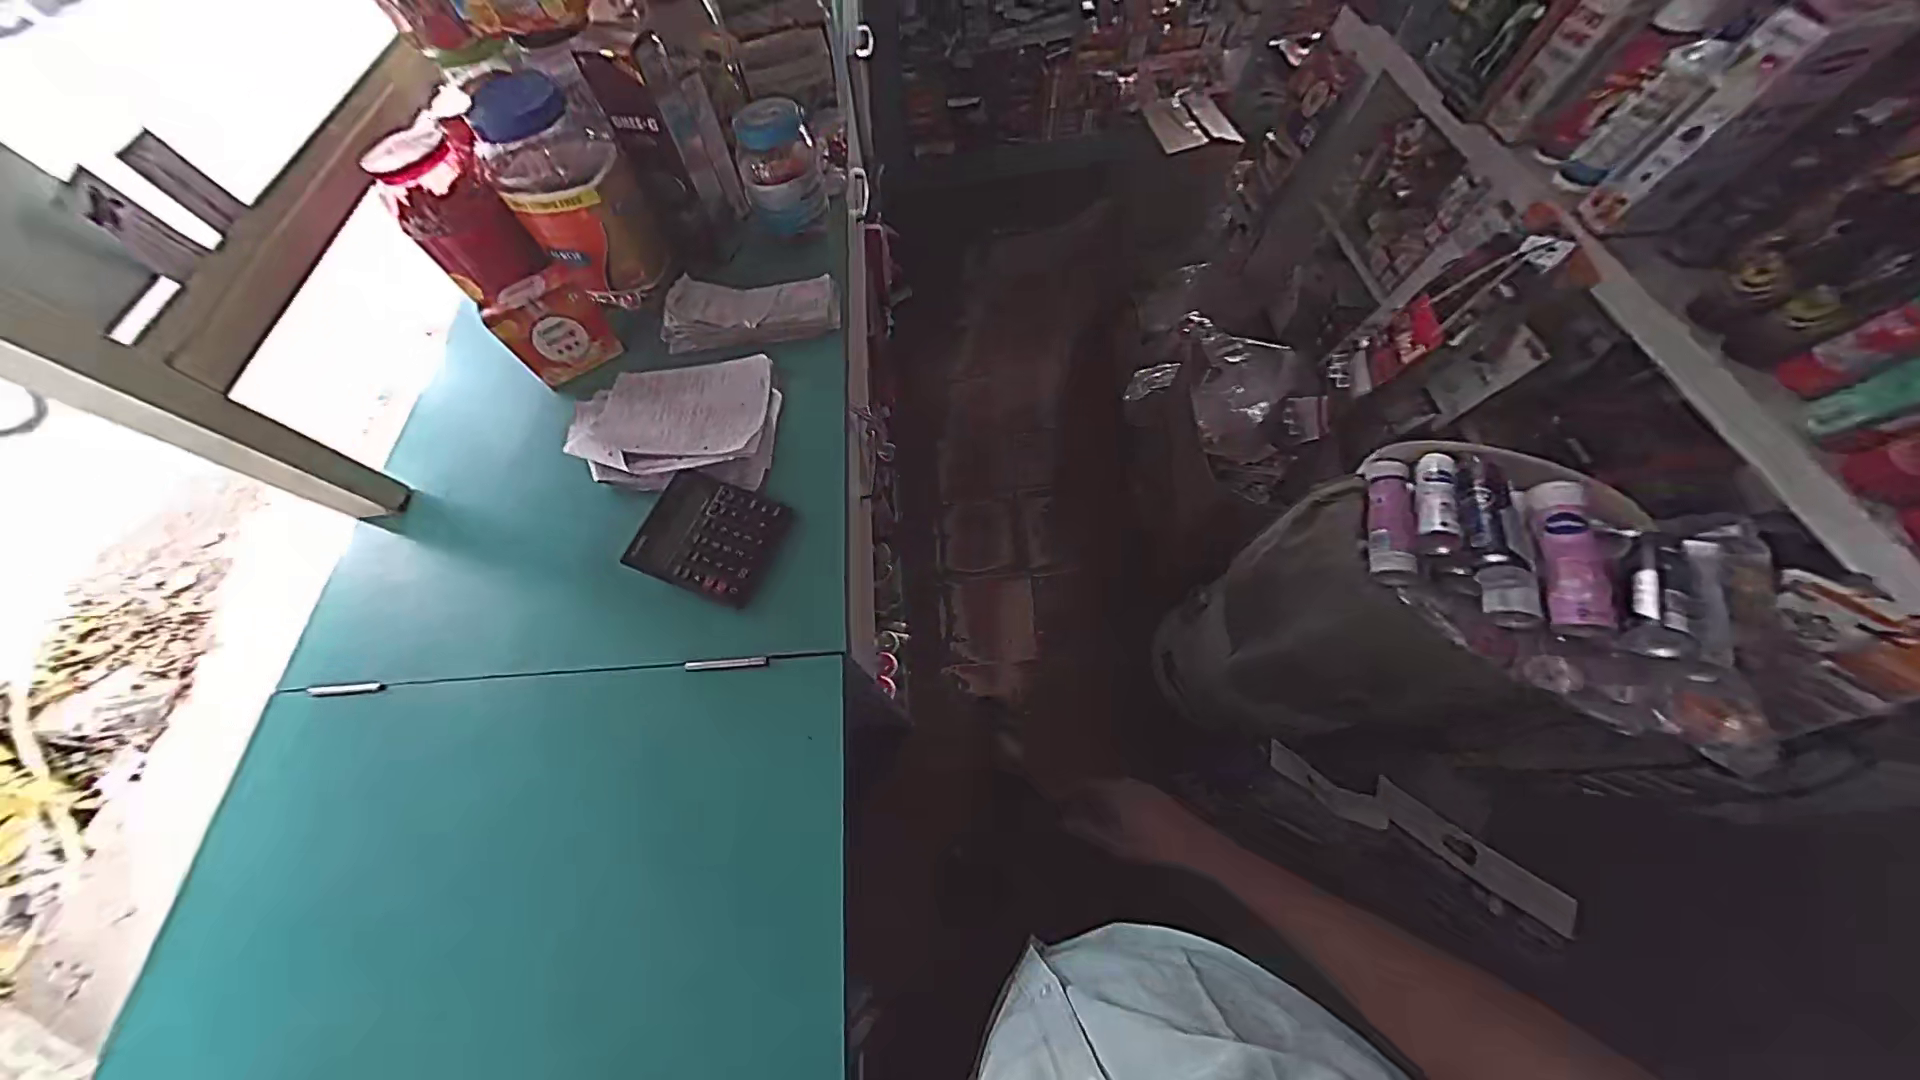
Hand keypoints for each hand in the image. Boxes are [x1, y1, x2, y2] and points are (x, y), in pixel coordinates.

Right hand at [1063, 779, 1231, 871]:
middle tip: (1070, 812)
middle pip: (1101, 786)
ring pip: (1117, 792)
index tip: (1056, 801)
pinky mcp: (1161, 800)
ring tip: (1091, 822)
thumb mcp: (1117, 845)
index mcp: (1120, 791)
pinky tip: (1118, 826)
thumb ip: (1089, 831)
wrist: (1202, 853)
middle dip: (1085, 797)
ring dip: (1103, 803)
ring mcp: (1149, 791)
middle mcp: (1134, 785)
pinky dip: (1119, 806)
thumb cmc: (1158, 851)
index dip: (1069, 792)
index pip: (1085, 784)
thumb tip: (1065, 821)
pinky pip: (1131, 797)